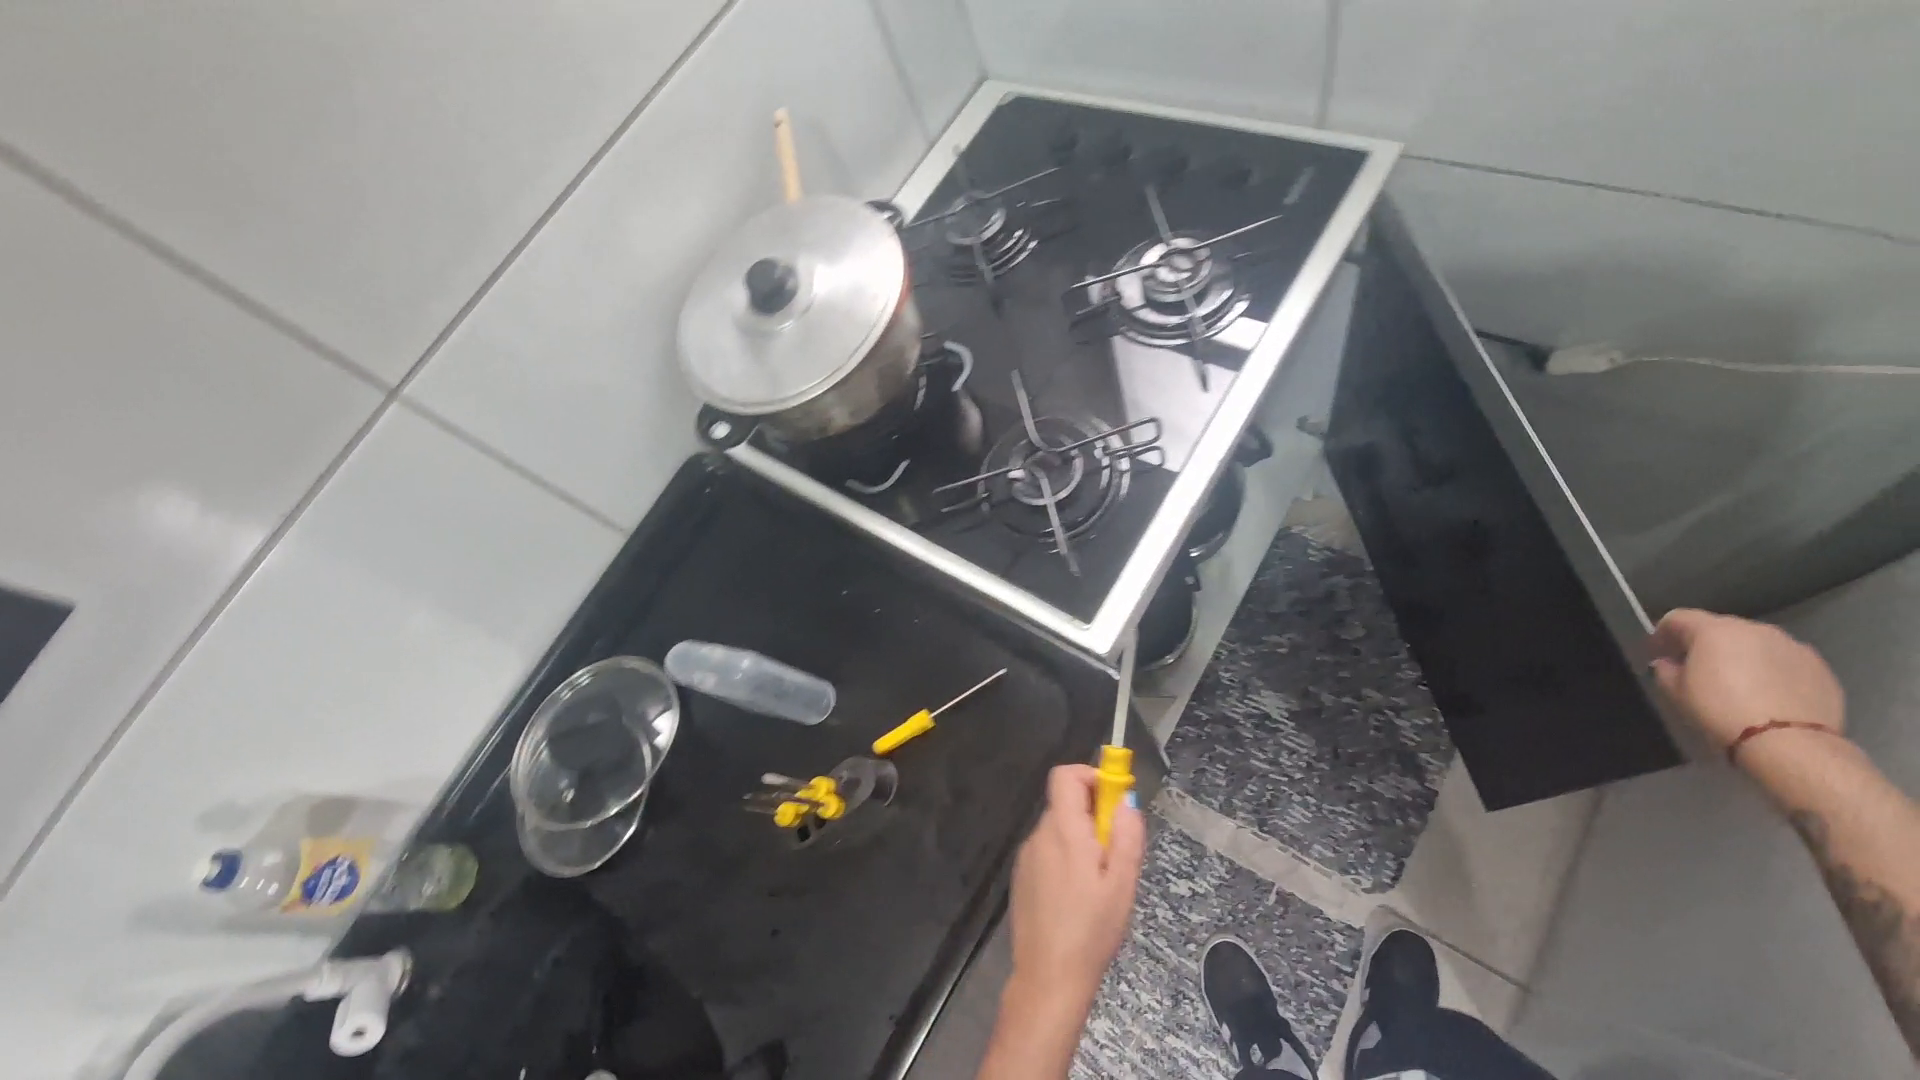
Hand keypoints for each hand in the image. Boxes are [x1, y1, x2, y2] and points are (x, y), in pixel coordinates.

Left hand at [1005, 764, 1145, 1012]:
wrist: (1049, 976)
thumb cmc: (1091, 930)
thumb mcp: (1123, 883)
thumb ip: (1127, 836)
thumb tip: (1127, 801)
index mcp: (1063, 831)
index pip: (1065, 776)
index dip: (1090, 776)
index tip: (1114, 800)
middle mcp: (1039, 836)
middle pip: (1065, 803)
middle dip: (1094, 816)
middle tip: (1116, 853)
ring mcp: (1026, 857)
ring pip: (1058, 830)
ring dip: (1081, 840)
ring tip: (1100, 882)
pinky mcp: (1022, 877)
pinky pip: (1047, 851)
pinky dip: (1065, 859)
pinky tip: (1078, 897)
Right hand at [1647, 609, 1844, 751]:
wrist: (1789, 742)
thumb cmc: (1720, 712)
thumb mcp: (1677, 693)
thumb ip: (1667, 670)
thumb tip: (1669, 663)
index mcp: (1714, 630)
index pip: (1678, 618)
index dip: (1663, 633)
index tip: (1658, 653)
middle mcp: (1755, 629)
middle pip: (1720, 627)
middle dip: (1705, 643)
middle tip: (1697, 667)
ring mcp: (1792, 645)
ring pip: (1756, 642)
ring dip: (1741, 654)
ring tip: (1737, 681)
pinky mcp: (1819, 666)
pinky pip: (1784, 660)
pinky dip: (1771, 669)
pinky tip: (1768, 693)